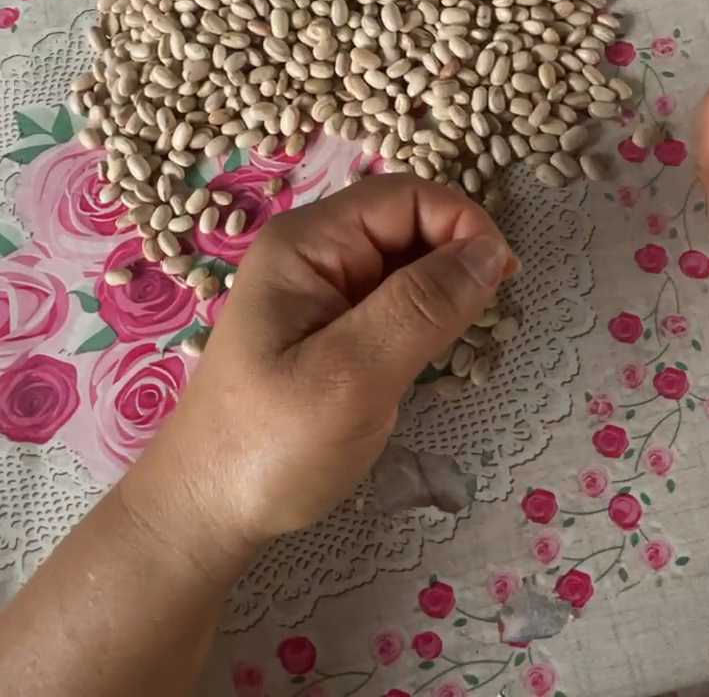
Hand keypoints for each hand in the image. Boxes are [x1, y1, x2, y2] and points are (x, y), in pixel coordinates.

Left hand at [117, 174, 518, 563]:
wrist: (206, 510)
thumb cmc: (269, 445)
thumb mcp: (351, 375)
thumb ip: (421, 308)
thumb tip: (489, 251)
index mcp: (307, 244)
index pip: (403, 197)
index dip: (460, 222)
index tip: (502, 277)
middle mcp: (314, 254)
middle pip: (406, 223)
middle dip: (455, 255)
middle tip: (483, 315)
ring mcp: (323, 291)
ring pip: (406, 262)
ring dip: (444, 288)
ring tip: (461, 335)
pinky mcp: (334, 327)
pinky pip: (395, 299)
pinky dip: (427, 314)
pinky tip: (436, 346)